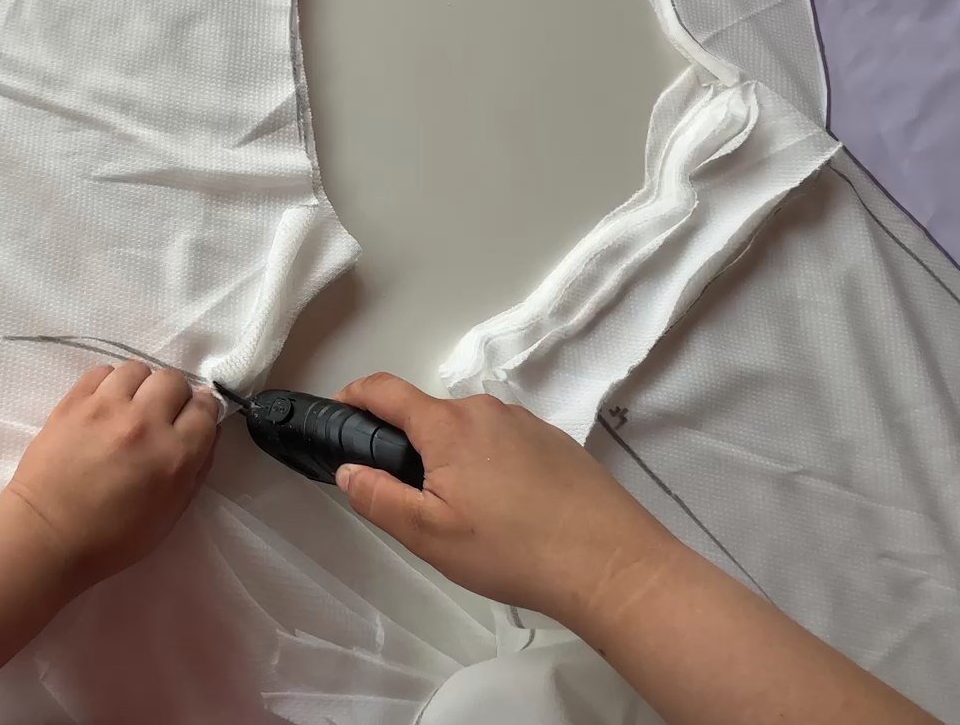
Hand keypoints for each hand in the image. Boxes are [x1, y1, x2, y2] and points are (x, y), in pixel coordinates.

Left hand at [0, 362, 218, 587]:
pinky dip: (109, 383)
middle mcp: (144, 422)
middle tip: (160, 416)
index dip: (202, 411)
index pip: (205, 407)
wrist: (47, 533)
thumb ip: (196, 467)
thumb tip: (208, 430)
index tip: (192, 419)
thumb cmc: (113, 537)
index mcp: (174, 455)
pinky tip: (104, 405)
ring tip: (129, 407)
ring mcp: (106, 406)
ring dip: (140, 386)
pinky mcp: (74, 399)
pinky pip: (102, 370)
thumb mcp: (171, 513)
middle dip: (174, 396)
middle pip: (174, 380)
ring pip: (138, 368)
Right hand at [333, 373, 685, 627]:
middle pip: (427, 412)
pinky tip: (510, 505)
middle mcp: (483, 410)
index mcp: (447, 425)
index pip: (383, 389)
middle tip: (413, 492)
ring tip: (467, 506)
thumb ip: (378, 497)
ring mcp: (524, 422)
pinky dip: (489, 459)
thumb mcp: (430, 536)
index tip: (339, 415)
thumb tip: (347, 468)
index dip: (353, 395)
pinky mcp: (556, 441)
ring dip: (451, 451)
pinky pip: (503, 438)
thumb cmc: (514, 551)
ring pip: (467, 427)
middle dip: (408, 441)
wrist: (620, 571)